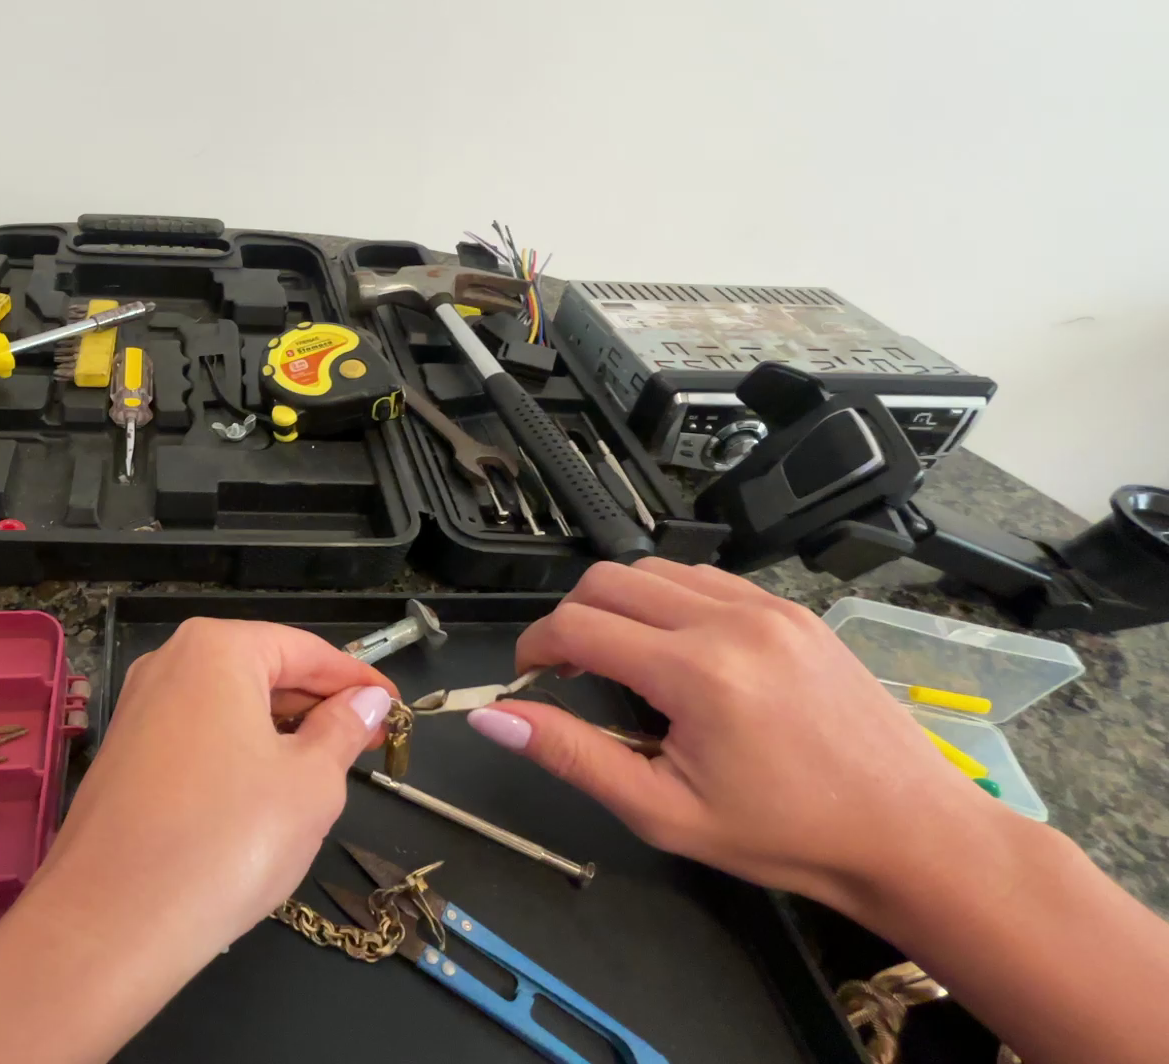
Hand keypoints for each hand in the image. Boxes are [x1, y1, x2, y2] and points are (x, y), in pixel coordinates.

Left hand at [41, 618, 397, 956]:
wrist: (109, 921)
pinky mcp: (124, 751)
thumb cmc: (227, 839)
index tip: (395, 709)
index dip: (356, 680)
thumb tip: (366, 702)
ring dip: (280, 730)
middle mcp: (169, 662)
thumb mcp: (310, 783)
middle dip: (317, 705)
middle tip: (368, 742)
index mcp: (216, 649)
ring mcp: (139, 706)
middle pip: (262, 671)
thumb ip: (343, 730)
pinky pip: (196, 733)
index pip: (304, 650)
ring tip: (325, 769)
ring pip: (229, 705)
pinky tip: (264, 789)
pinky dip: (238, 750)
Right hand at [465, 559, 1006, 913]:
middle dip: (567, 621)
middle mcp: (729, 620)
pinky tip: (670, 646)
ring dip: (612, 606)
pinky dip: (660, 599)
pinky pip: (697, 577)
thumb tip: (491, 716)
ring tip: (618, 658)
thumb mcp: (660, 811)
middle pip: (602, 582)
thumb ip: (569, 754)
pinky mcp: (789, 607)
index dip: (534, 648)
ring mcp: (766, 606)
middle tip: (570, 672)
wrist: (915, 835)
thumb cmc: (783, 834)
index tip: (529, 679)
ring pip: (647, 570)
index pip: (575, 626)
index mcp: (696, 672)